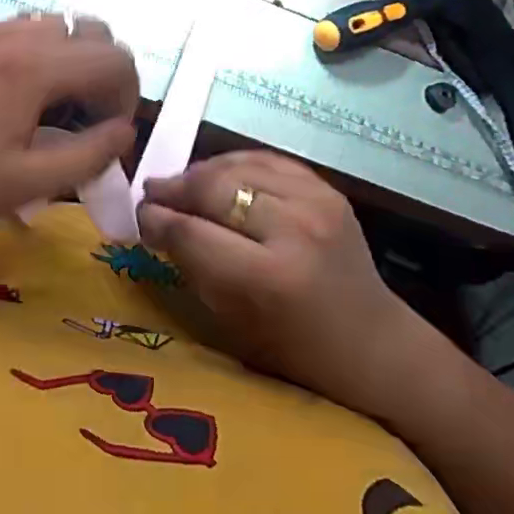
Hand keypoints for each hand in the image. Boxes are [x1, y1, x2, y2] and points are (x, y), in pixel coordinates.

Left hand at [0, 15, 138, 217]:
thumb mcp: (28, 181)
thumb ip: (89, 155)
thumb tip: (124, 130)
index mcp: (36, 68)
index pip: (116, 60)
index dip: (127, 96)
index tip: (108, 131)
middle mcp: (20, 35)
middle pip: (96, 32)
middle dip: (107, 72)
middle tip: (89, 114)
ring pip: (63, 24)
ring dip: (78, 57)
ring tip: (59, 101)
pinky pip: (30, 27)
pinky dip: (47, 50)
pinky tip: (26, 89)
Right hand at [137, 152, 436, 412]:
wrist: (373, 345)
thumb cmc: (295, 352)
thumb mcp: (233, 322)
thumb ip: (194, 267)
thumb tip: (157, 223)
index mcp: (268, 277)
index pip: (192, 232)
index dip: (157, 220)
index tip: (140, 216)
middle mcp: (294, 230)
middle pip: (213, 189)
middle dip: (174, 189)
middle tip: (152, 193)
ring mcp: (317, 202)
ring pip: (238, 167)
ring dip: (201, 172)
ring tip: (180, 182)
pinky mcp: (328, 190)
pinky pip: (268, 160)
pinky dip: (235, 163)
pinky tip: (218, 173)